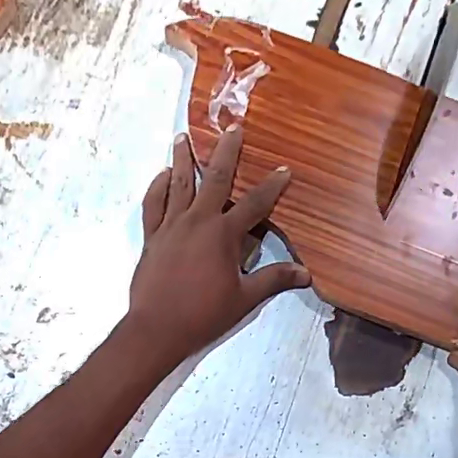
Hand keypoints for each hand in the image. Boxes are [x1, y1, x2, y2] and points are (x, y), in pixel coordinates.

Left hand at [125, 128, 309, 366]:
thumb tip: (305, 273)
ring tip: (183, 137)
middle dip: (226, 153)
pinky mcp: (151, 237)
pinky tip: (161, 175)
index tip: (284, 169)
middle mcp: (197, 222)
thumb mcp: (244, 298)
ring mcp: (170, 226)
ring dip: (182, 159)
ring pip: (178, 184)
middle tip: (232, 128)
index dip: (272, 186)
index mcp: (223, 235)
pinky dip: (157, 187)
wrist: (156, 328)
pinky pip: (153, 204)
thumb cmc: (203, 314)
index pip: (255, 205)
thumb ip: (274, 280)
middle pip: (214, 179)